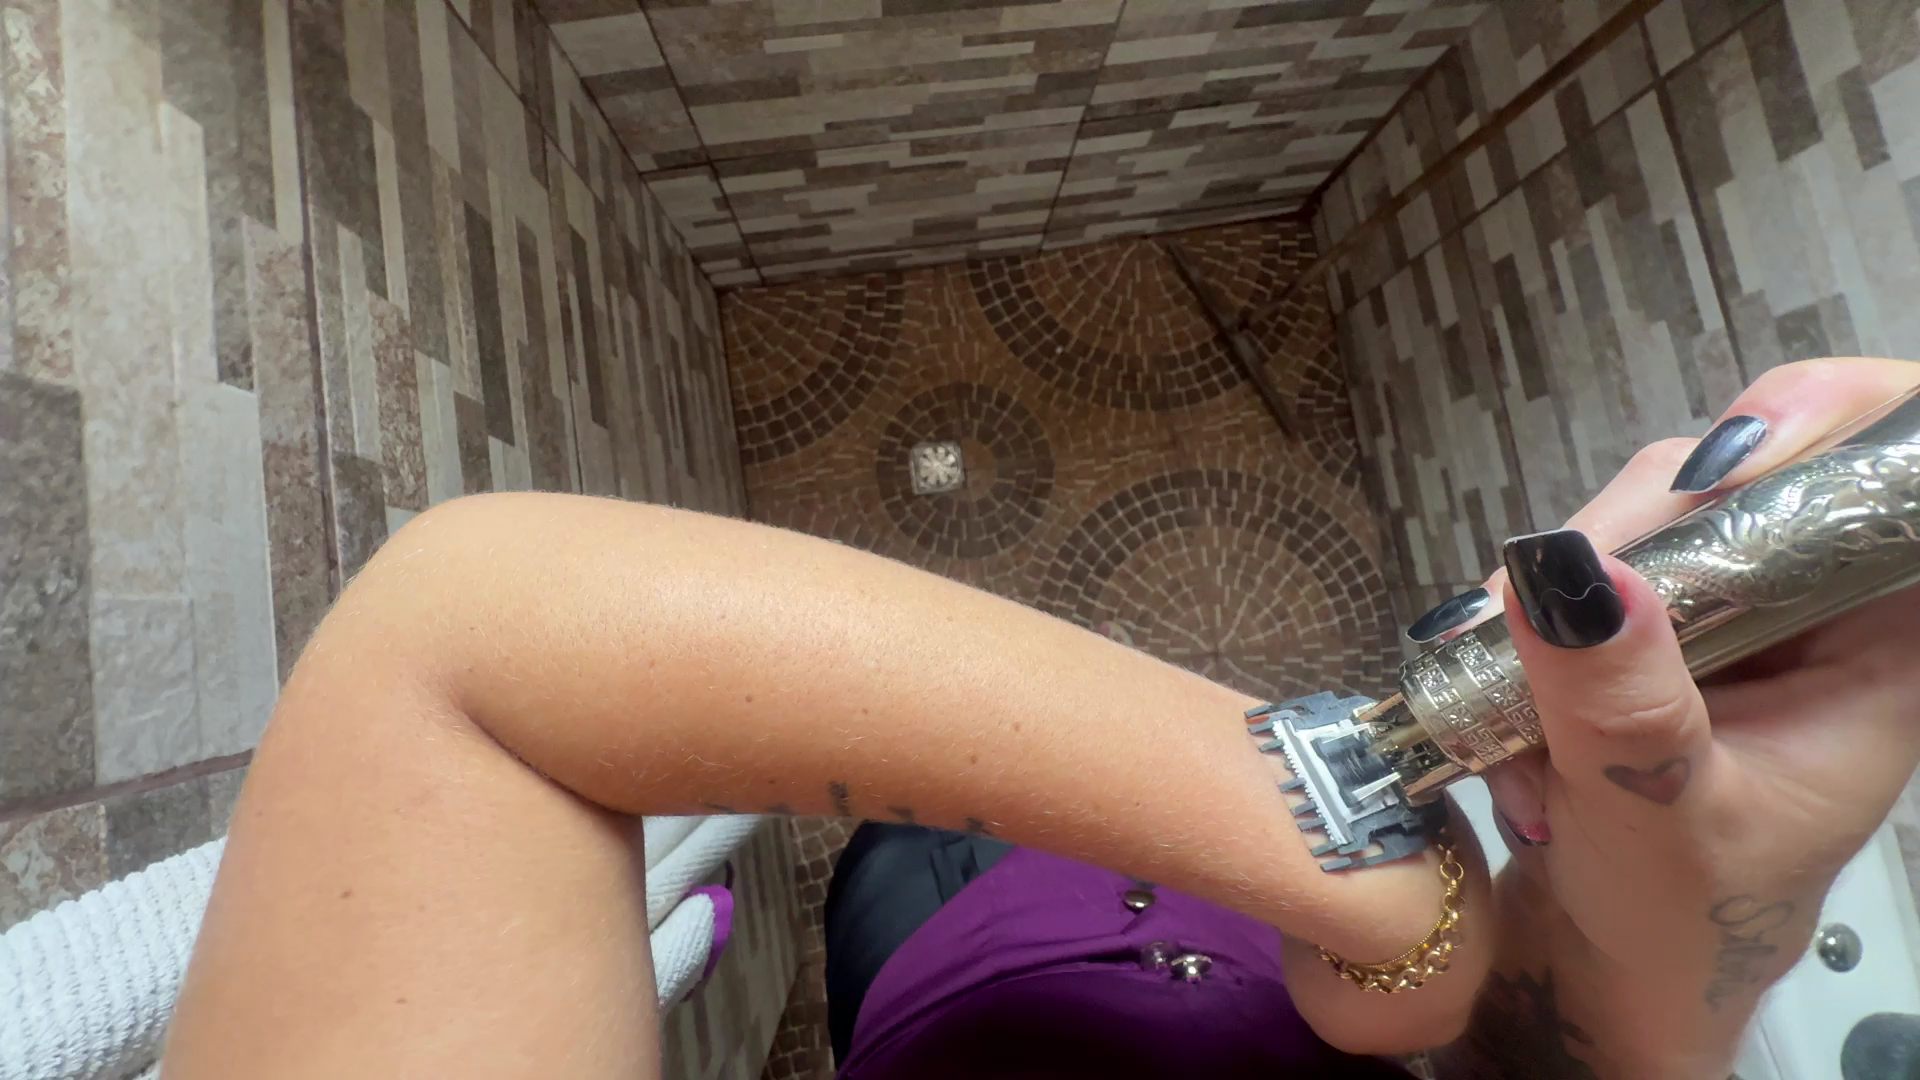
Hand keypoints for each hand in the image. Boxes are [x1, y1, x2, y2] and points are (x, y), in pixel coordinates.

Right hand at [1470, 358, 1919, 1015]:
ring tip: (1504, 703)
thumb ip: (1617, 697)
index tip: (1705, 482)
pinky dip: (1508, 624)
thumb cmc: (1674, 906)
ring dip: (1535, 602)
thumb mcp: (1654, 811)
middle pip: (1711, 482)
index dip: (1813, 428)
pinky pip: (1555, 576)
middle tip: (1528, 625)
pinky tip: (1496, 697)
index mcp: (1883, 643)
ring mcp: (1698, 612)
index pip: (1894, 475)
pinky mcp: (1620, 628)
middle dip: (1605, 543)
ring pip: (1613, 526)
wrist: (1608, 943)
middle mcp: (1795, 605)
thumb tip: (1558, 565)